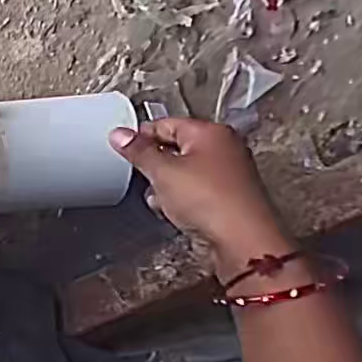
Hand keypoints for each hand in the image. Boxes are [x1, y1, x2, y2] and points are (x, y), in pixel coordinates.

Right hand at [109, 118, 290, 264]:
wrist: (240, 237)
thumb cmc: (210, 200)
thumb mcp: (162, 172)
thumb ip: (138, 152)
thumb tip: (121, 135)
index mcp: (210, 132)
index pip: (165, 124)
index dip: (141, 137)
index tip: (123, 149)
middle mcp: (223, 146)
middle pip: (174, 147)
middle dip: (154, 163)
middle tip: (143, 176)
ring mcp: (228, 170)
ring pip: (183, 169)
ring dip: (166, 183)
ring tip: (161, 196)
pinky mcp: (227, 193)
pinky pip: (194, 188)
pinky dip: (180, 196)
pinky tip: (174, 209)